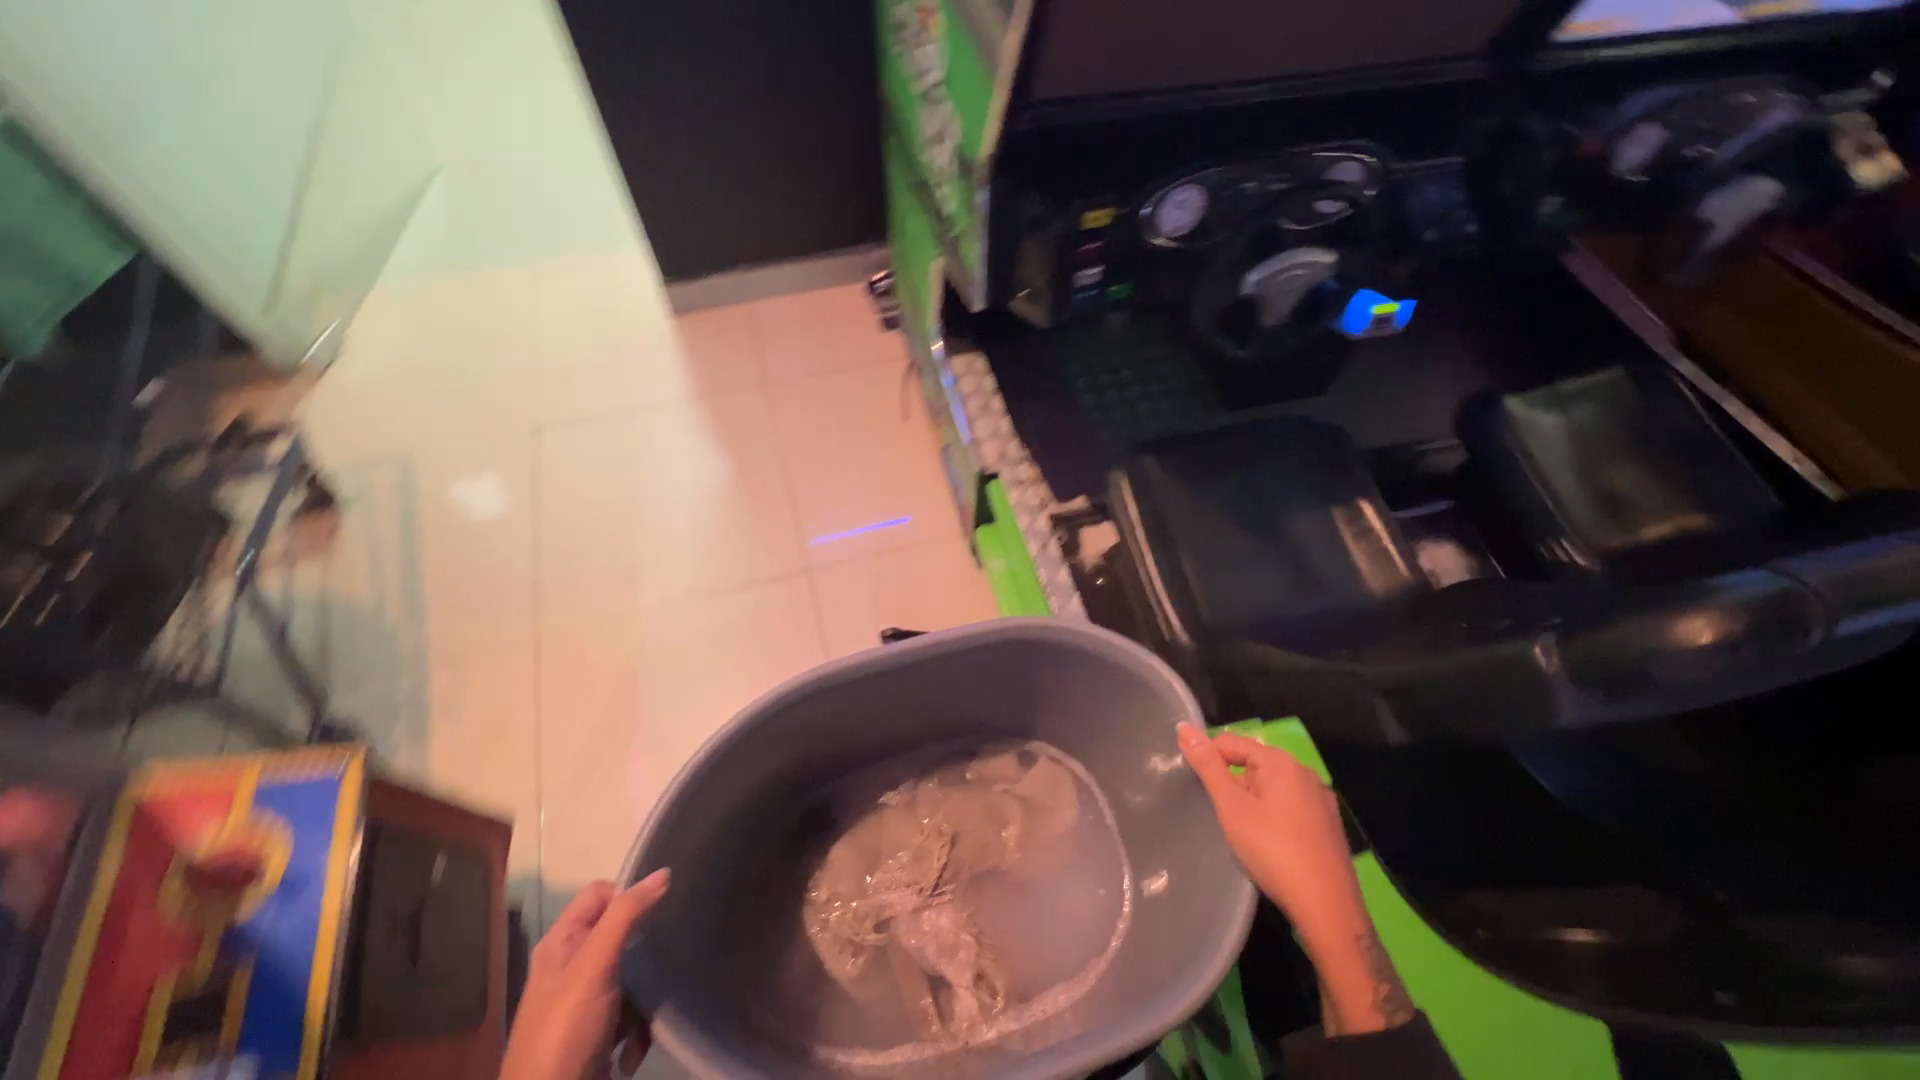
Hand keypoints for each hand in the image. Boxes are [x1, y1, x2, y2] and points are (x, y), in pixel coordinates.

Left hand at [502, 870, 669, 1079]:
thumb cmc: (565, 1032)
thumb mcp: (595, 967)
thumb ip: (626, 917)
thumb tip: (663, 871)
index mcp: (561, 944)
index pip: (599, 894)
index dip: (629, 895)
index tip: (660, 911)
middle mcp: (571, 967)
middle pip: (621, 936)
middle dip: (646, 954)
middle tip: (667, 960)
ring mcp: (584, 1002)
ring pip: (632, 977)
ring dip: (644, 1001)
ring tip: (644, 1021)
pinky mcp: (597, 1033)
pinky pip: (630, 1014)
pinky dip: (637, 1032)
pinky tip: (632, 1052)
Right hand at [1177, 724, 1411, 1034]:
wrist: (1326, 905)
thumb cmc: (1273, 850)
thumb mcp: (1232, 807)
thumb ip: (1208, 767)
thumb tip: (1184, 728)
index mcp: (1281, 762)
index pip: (1232, 742)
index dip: (1208, 758)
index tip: (1195, 786)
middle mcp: (1305, 773)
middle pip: (1254, 762)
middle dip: (1232, 781)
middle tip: (1218, 813)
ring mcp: (1320, 800)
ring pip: (1272, 786)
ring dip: (1251, 799)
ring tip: (1239, 830)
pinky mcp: (1327, 825)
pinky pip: (1289, 806)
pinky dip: (1272, 815)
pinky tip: (1267, 842)